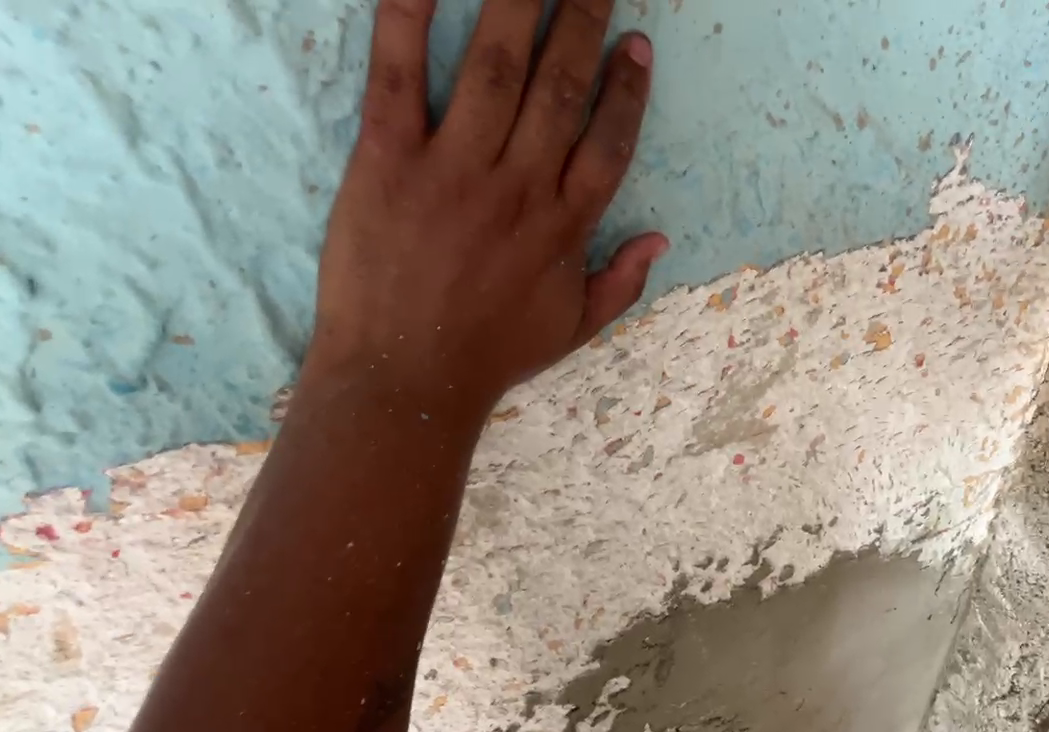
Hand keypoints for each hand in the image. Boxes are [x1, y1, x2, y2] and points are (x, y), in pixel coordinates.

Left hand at [301, 0, 668, 430]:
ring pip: (493, 69)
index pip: (607, 143)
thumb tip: (661, 241)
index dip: (626, 91)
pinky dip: (407, 17)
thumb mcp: (574, 330)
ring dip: (517, 5)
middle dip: (581, 21)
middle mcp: (517, 188)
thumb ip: (621, 283)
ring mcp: (452, 170)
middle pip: (560, 89)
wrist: (408, 377)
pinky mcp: (387, 161)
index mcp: (563, 228)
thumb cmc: (493, 353)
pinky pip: (397, 75)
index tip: (637, 46)